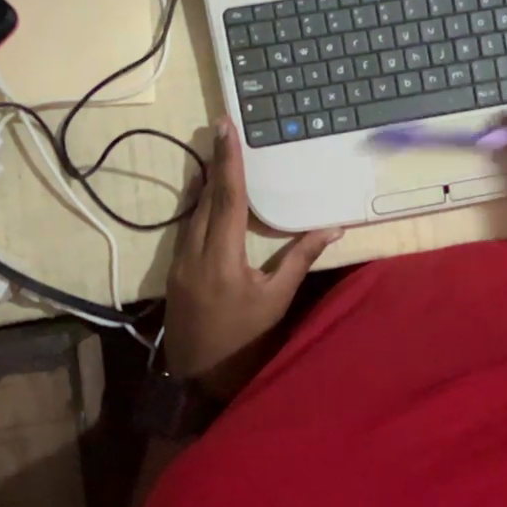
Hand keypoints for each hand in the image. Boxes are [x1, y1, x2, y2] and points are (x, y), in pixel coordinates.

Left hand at [164, 119, 340, 399]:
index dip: (229, 162)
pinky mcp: (174, 271)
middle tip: (222, 128)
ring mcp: (178, 262)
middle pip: (206, 198)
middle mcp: (194, 254)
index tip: (226, 130)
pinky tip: (206, 193)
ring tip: (216, 150)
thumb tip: (332, 228)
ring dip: (205, 180)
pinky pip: (187, 226)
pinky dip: (199, 204)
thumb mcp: (277, 300)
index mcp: (222, 259)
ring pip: (192, 210)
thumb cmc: (245, 340)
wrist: (200, 378)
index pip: (228, 199)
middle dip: (215, 161)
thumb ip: (301, 259)